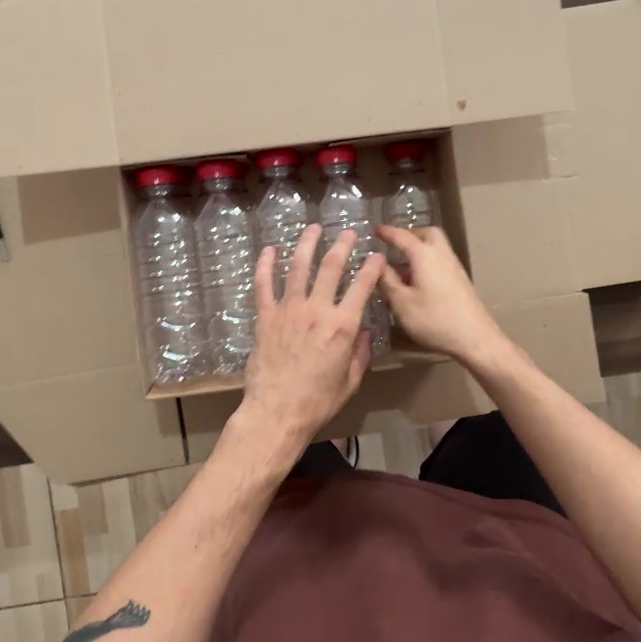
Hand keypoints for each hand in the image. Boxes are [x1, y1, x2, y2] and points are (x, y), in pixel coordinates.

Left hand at [236, 224, 386, 449]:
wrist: (277, 412)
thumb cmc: (318, 401)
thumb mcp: (351, 381)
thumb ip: (360, 353)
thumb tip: (363, 331)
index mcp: (342, 326)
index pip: (362, 287)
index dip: (371, 268)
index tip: (376, 255)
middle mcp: (317, 311)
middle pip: (331, 268)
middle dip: (342, 246)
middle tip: (348, 232)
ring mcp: (288, 311)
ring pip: (298, 268)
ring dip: (307, 245)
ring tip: (313, 229)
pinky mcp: (266, 317)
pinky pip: (264, 285)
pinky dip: (266, 265)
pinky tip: (269, 250)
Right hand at [376, 226, 510, 367]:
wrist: (474, 337)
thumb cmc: (434, 319)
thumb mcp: (402, 303)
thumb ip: (388, 281)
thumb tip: (377, 263)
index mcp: (424, 255)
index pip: (402, 236)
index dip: (387, 232)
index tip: (375, 230)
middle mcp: (441, 254)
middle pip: (427, 233)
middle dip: (410, 234)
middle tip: (394, 244)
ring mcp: (454, 266)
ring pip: (436, 246)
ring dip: (419, 248)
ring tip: (401, 265)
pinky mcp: (460, 280)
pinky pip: (440, 260)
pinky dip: (427, 261)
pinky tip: (417, 281)